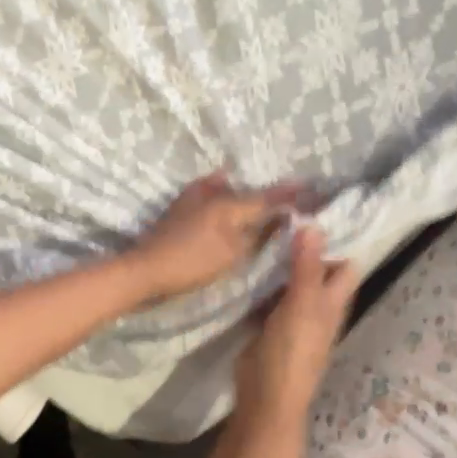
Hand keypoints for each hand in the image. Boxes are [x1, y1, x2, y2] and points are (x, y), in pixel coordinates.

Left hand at [125, 172, 305, 299]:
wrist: (145, 270)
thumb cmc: (192, 263)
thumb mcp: (233, 252)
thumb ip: (259, 233)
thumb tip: (281, 217)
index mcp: (228, 202)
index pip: (268, 196)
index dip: (290, 194)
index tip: (311, 187)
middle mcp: (211, 192)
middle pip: (247, 191)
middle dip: (267, 194)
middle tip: (289, 197)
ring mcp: (192, 197)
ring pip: (227, 191)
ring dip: (244, 195)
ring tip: (263, 203)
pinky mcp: (180, 209)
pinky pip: (212, 197)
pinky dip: (225, 200)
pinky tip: (232, 209)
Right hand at [234, 226, 358, 423]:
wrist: (266, 396)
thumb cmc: (291, 352)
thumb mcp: (301, 305)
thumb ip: (306, 266)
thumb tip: (314, 225)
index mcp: (332, 302)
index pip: (343, 264)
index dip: (334, 240)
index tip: (312, 211)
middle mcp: (316, 306)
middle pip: (314, 270)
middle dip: (301, 246)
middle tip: (277, 216)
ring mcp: (291, 316)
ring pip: (288, 281)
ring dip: (278, 262)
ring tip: (258, 231)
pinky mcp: (267, 324)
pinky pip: (266, 296)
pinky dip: (260, 281)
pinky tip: (244, 264)